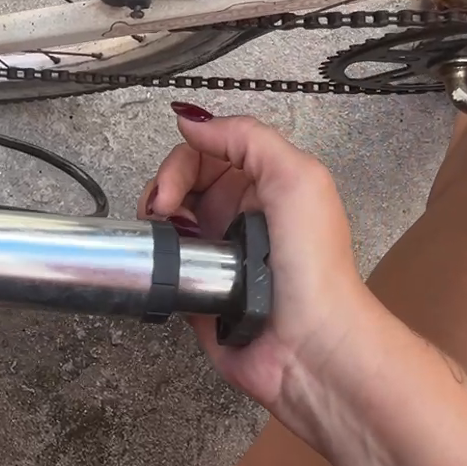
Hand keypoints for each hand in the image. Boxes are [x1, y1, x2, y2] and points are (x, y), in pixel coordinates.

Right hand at [142, 105, 382, 441]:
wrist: (307, 346)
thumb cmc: (313, 267)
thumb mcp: (296, 178)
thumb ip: (245, 138)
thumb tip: (191, 119)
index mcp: (263, 183)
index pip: (207, 152)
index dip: (182, 162)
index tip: (174, 190)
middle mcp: (238, 213)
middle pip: (180, 182)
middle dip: (162, 189)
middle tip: (163, 212)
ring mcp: (215, 251)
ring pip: (165, 220)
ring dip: (153, 222)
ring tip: (161, 238)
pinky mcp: (196, 287)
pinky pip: (163, 262)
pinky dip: (154, 258)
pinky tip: (161, 264)